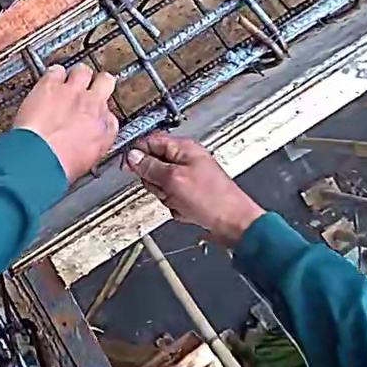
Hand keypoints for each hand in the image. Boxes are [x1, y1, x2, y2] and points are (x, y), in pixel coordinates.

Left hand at [12, 64, 118, 180]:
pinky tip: (48, 79)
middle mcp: (93, 106)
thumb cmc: (58, 166)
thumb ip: (90, 145)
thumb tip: (84, 144)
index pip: (110, 113)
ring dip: (75, 75)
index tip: (91, 114)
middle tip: (85, 89)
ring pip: (83, 71)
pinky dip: (52, 74)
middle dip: (97, 83)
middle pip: (105, 82)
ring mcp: (72, 92)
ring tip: (66, 81)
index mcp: (105, 129)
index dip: (99, 111)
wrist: (39, 158)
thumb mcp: (86, 162)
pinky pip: (56, 70)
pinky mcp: (51, 85)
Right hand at [125, 132, 264, 242]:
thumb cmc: (213, 200)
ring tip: (179, 199)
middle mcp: (186, 159)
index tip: (132, 167)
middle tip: (167, 188)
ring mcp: (188, 176)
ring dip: (165, 195)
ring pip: (159, 183)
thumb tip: (132, 156)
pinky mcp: (190, 192)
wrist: (234, 225)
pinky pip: (170, 196)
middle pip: (151, 164)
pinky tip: (185, 208)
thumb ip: (149, 166)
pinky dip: (174, 204)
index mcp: (183, 148)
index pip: (149, 141)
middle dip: (154, 181)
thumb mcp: (173, 180)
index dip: (137, 154)